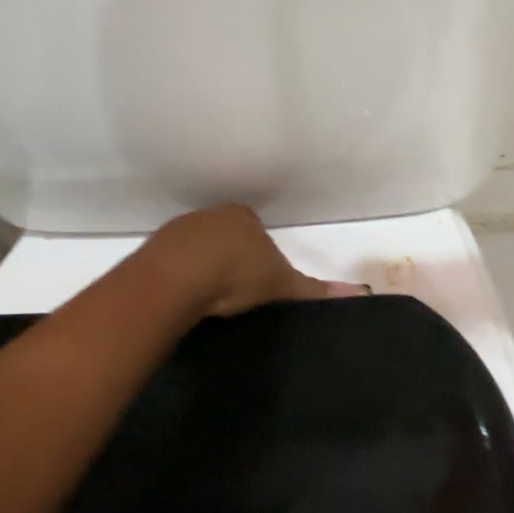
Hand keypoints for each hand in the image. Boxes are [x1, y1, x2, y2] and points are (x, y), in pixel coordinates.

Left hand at [141, 204, 368, 317]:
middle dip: (231, 256)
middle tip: (237, 290)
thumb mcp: (282, 284)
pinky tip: (186, 297)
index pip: (256, 228)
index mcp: (244, 217)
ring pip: (197, 246)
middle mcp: (212, 215)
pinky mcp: (155, 249)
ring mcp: (180, 230)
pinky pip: (173, 261)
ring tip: (211, 298)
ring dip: (202, 265)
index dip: (260, 251)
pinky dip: (180, 275)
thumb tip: (359, 292)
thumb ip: (314, 289)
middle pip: (226, 234)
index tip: (260, 278)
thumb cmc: (236, 273)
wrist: (176, 278)